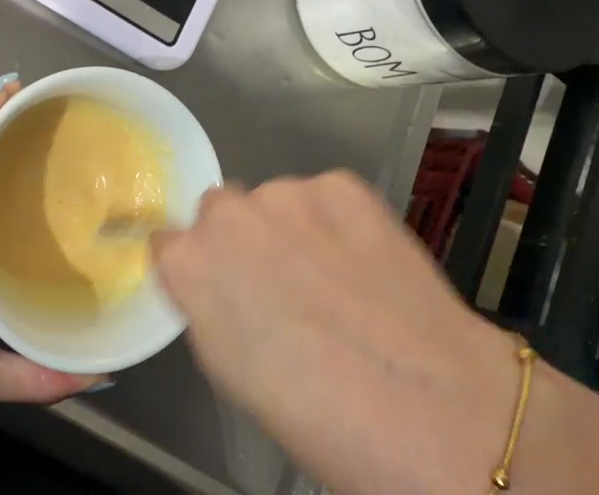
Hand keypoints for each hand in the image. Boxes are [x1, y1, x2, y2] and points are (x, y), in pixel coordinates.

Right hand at [152, 171, 520, 494]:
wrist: (427, 404)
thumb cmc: (316, 413)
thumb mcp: (230, 369)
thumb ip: (208, 307)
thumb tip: (216, 286)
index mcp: (189, 261)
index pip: (170, 242)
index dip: (200, 269)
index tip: (226, 291)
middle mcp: (228, 213)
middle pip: (222, 212)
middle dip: (243, 240)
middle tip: (285, 286)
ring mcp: (288, 192)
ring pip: (276, 202)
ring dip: (292, 229)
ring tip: (337, 280)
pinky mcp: (343, 185)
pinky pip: (325, 197)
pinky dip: (337, 221)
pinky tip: (364, 263)